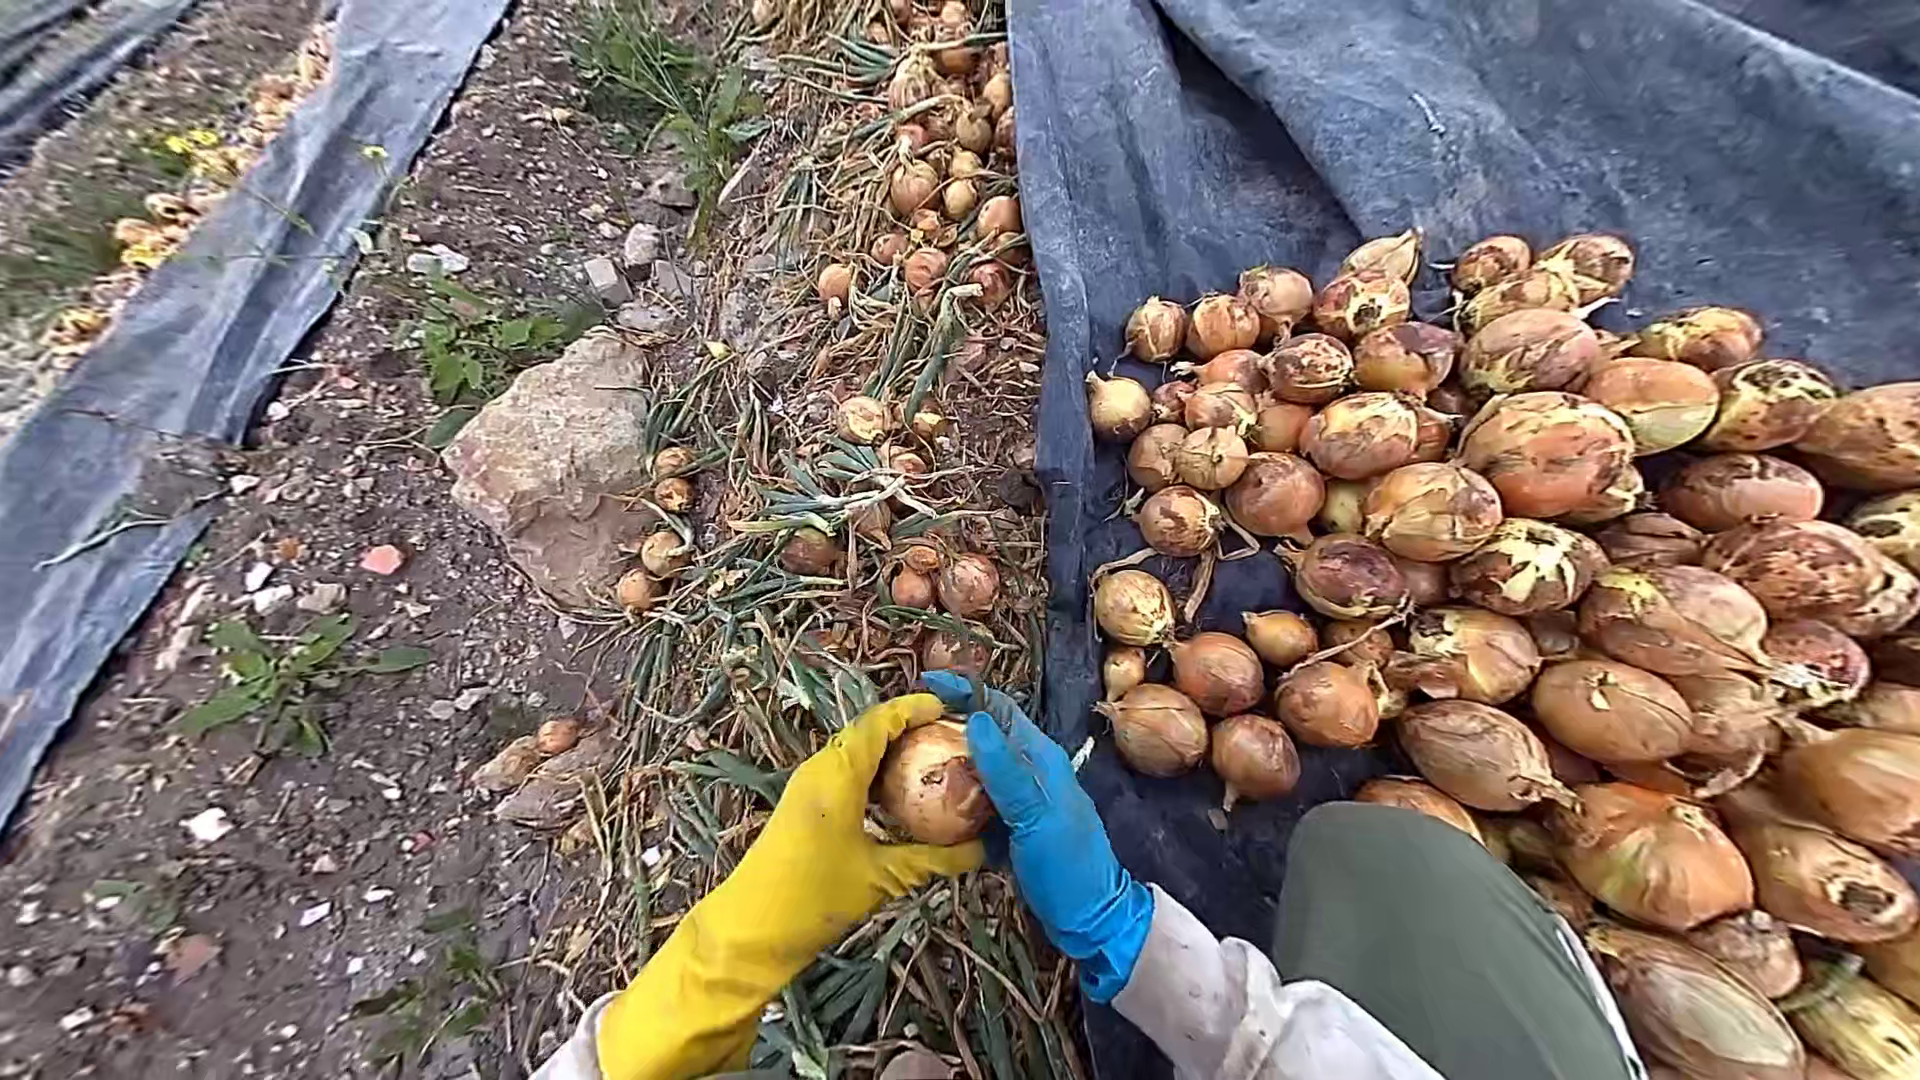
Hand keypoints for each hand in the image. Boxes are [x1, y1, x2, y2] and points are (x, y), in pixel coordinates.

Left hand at [597, 693, 983, 1079]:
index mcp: (839, 771)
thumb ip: (935, 859)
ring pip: (858, 747)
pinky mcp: (807, 799)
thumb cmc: (813, 897)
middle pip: (871, 728)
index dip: (915, 707)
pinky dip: (877, 767)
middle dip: (910, 724)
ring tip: (932, 755)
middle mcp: (823, 766)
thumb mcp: (882, 878)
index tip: (949, 707)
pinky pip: (848, 767)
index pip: (881, 721)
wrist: (748, 931)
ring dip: (892, 746)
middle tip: (949, 732)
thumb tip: (983, 850)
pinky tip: (900, 789)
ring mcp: (811, 781)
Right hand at [924, 671, 1153, 1001]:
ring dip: (947, 756)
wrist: (1091, 919)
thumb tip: (973, 719)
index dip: (964, 691)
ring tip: (909, 755)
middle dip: (949, 721)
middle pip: (984, 732)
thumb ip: (1005, 769)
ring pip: (976, 763)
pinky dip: (953, 791)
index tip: (927, 683)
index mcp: (1039, 755)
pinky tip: (928, 799)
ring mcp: (1018, 795)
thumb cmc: (1068, 864)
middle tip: (908, 723)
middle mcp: (1028, 767)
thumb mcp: (1035, 815)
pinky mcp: (1009, 821)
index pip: (998, 708)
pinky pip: (975, 796)